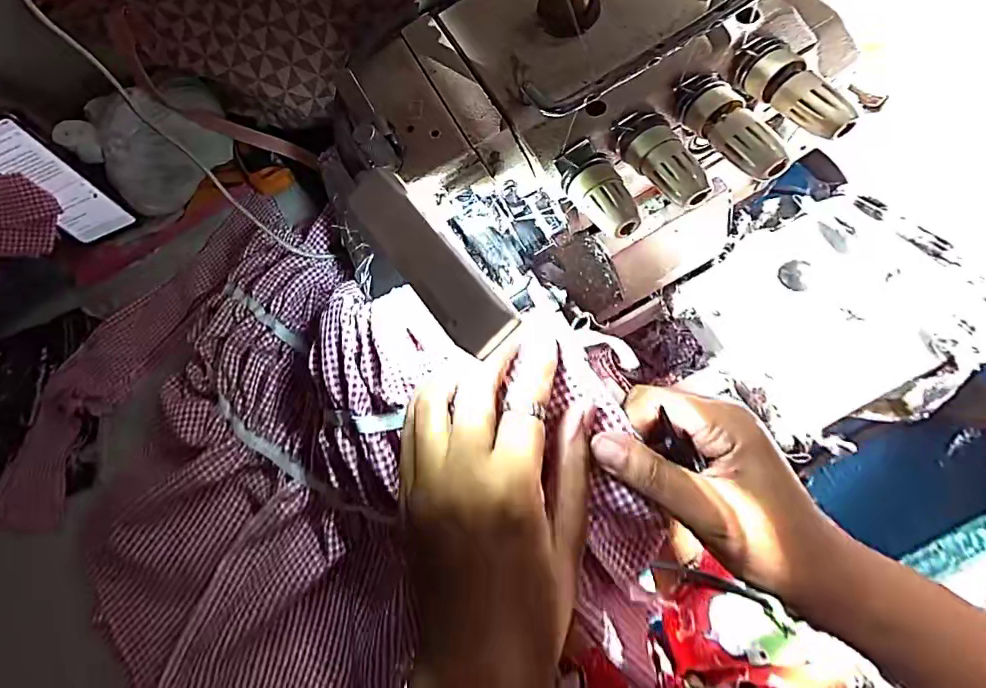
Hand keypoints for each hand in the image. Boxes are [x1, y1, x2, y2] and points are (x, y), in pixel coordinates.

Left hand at [400, 334, 592, 687]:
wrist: (470, 670)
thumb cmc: (532, 614)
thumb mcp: (566, 542)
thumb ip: (571, 467)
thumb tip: (581, 408)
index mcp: (508, 485)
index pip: (524, 399)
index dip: (538, 360)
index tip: (544, 331)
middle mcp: (459, 471)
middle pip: (474, 385)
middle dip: (499, 353)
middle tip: (518, 340)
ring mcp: (424, 480)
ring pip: (432, 397)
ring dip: (460, 372)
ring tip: (486, 367)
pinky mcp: (404, 493)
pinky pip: (412, 427)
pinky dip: (433, 401)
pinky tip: (454, 400)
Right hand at [589, 384, 842, 600]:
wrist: (821, 575)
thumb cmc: (774, 546)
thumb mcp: (705, 511)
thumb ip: (652, 474)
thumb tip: (603, 444)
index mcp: (722, 418)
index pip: (650, 397)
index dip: (627, 427)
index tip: (615, 462)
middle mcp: (724, 414)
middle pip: (656, 408)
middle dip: (636, 441)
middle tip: (629, 480)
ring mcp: (726, 430)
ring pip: (666, 426)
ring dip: (651, 455)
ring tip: (649, 490)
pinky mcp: (725, 448)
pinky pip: (681, 442)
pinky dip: (667, 463)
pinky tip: (668, 491)